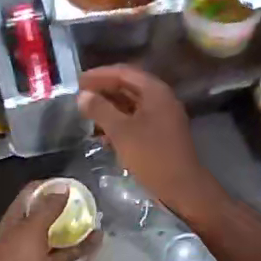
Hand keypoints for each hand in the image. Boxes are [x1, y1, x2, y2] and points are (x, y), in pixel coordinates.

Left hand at [0, 183, 93, 260]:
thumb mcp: (31, 233)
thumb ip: (47, 210)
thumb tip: (62, 187)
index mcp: (14, 220)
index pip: (31, 193)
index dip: (49, 185)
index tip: (73, 183)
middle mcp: (22, 232)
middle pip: (44, 212)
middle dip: (64, 205)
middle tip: (89, 200)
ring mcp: (33, 252)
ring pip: (55, 234)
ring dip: (74, 226)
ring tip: (97, 218)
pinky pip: (63, 254)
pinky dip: (78, 248)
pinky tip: (97, 242)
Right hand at [77, 65, 221, 216]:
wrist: (182, 187)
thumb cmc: (152, 156)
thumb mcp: (121, 132)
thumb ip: (100, 110)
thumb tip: (83, 95)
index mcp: (155, 91)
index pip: (124, 72)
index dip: (99, 74)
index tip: (78, 80)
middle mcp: (161, 98)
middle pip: (128, 86)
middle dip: (104, 89)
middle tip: (80, 95)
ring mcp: (163, 116)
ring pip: (132, 103)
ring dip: (110, 106)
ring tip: (87, 112)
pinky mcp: (161, 132)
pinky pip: (136, 118)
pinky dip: (119, 121)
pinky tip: (102, 132)